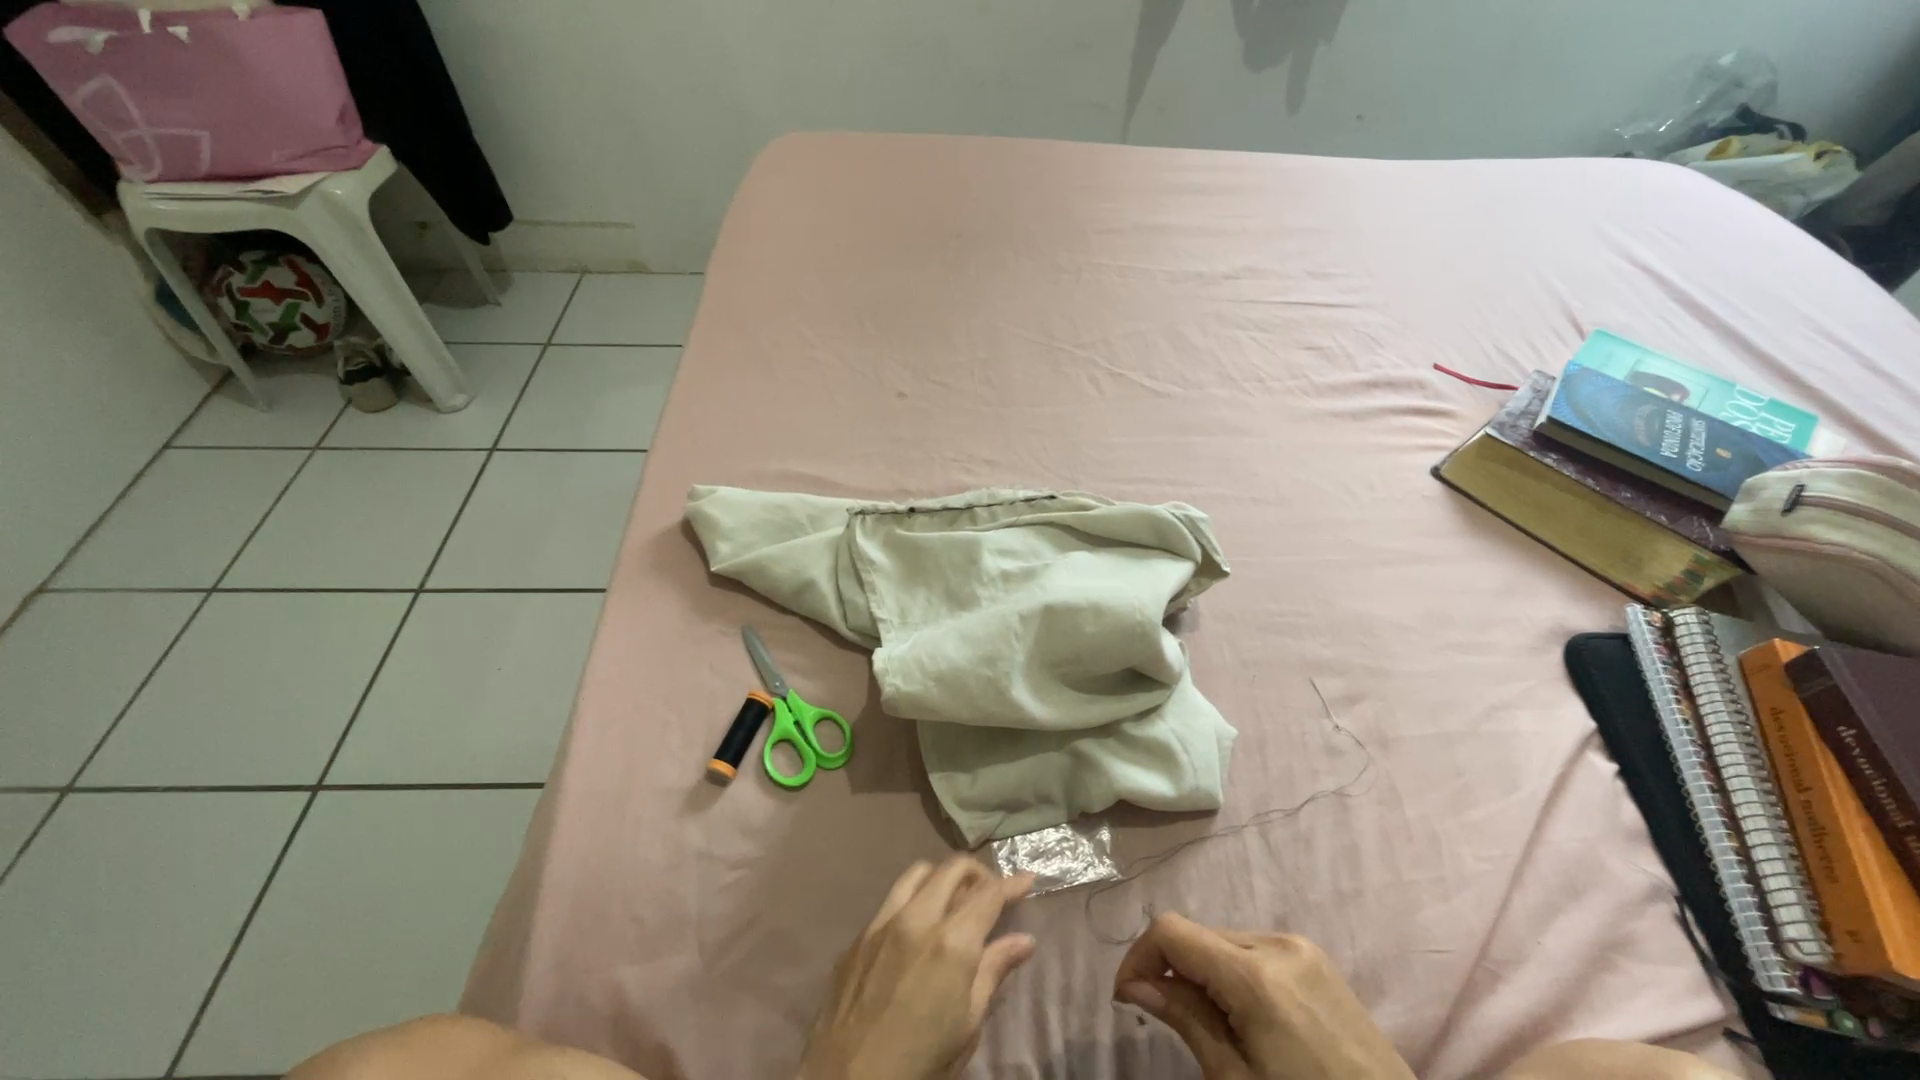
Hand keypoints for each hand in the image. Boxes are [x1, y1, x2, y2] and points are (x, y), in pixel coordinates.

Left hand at [798, 857, 1036, 1079]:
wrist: (849, 1079)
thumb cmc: (921, 1061)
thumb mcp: (968, 1023)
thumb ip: (993, 972)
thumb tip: (1023, 941)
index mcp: (951, 942)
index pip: (989, 894)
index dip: (1012, 883)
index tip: (1027, 879)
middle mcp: (916, 919)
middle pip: (952, 869)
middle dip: (978, 873)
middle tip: (991, 893)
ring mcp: (881, 923)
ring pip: (916, 873)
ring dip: (942, 877)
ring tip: (954, 900)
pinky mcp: (858, 936)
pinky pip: (890, 900)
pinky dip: (912, 899)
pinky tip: (916, 928)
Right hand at [1113, 914, 1412, 1079]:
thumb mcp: (1237, 1078)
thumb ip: (1186, 1020)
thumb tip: (1136, 985)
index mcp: (1256, 974)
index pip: (1172, 931)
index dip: (1138, 957)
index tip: (1128, 999)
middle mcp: (1278, 943)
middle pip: (1197, 935)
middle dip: (1170, 969)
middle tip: (1162, 1019)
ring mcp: (1302, 948)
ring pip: (1224, 941)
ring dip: (1201, 971)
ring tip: (1206, 1022)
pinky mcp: (1318, 958)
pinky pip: (1255, 950)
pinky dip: (1232, 972)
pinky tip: (1241, 1013)